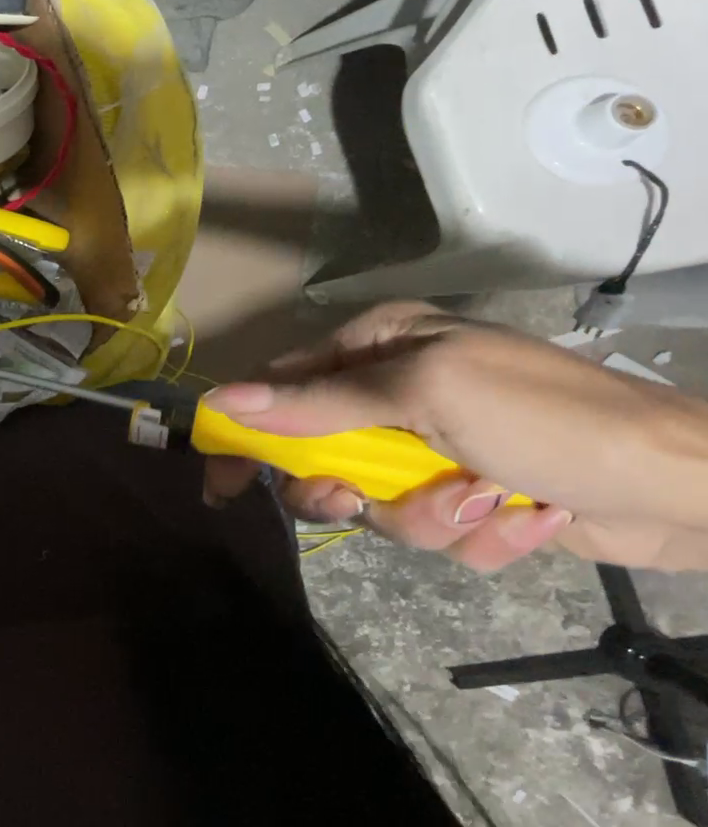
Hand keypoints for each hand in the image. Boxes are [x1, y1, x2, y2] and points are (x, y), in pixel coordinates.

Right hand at [201, 302, 707, 570]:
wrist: (695, 488)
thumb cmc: (550, 420)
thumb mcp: (424, 394)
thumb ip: (320, 401)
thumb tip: (222, 402)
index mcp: (379, 347)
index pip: (280, 387)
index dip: (246, 433)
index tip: (223, 482)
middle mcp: (397, 393)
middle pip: (318, 453)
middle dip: (345, 487)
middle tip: (356, 501)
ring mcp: (435, 447)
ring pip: (374, 501)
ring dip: (426, 515)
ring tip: (489, 504)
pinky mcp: (472, 497)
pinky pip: (432, 528)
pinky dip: (476, 535)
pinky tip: (527, 520)